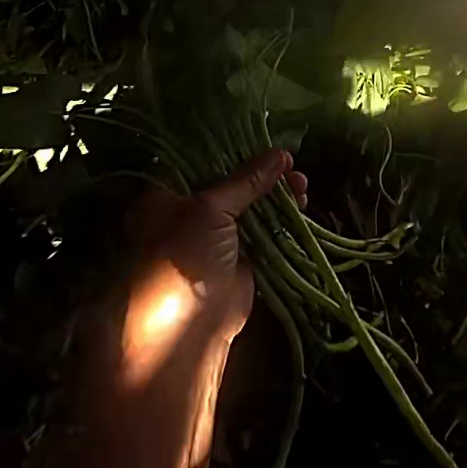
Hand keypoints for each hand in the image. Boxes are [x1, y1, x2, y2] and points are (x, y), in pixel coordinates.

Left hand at [117, 149, 308, 369]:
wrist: (188, 329)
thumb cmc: (185, 256)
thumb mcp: (212, 208)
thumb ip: (247, 180)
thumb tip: (280, 154)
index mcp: (166, 196)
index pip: (201, 160)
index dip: (232, 148)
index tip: (262, 137)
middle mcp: (187, 213)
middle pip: (229, 183)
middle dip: (260, 172)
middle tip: (288, 162)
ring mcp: (214, 238)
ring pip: (249, 207)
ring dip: (275, 194)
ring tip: (300, 182)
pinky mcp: (238, 258)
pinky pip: (262, 231)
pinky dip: (281, 218)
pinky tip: (300, 203)